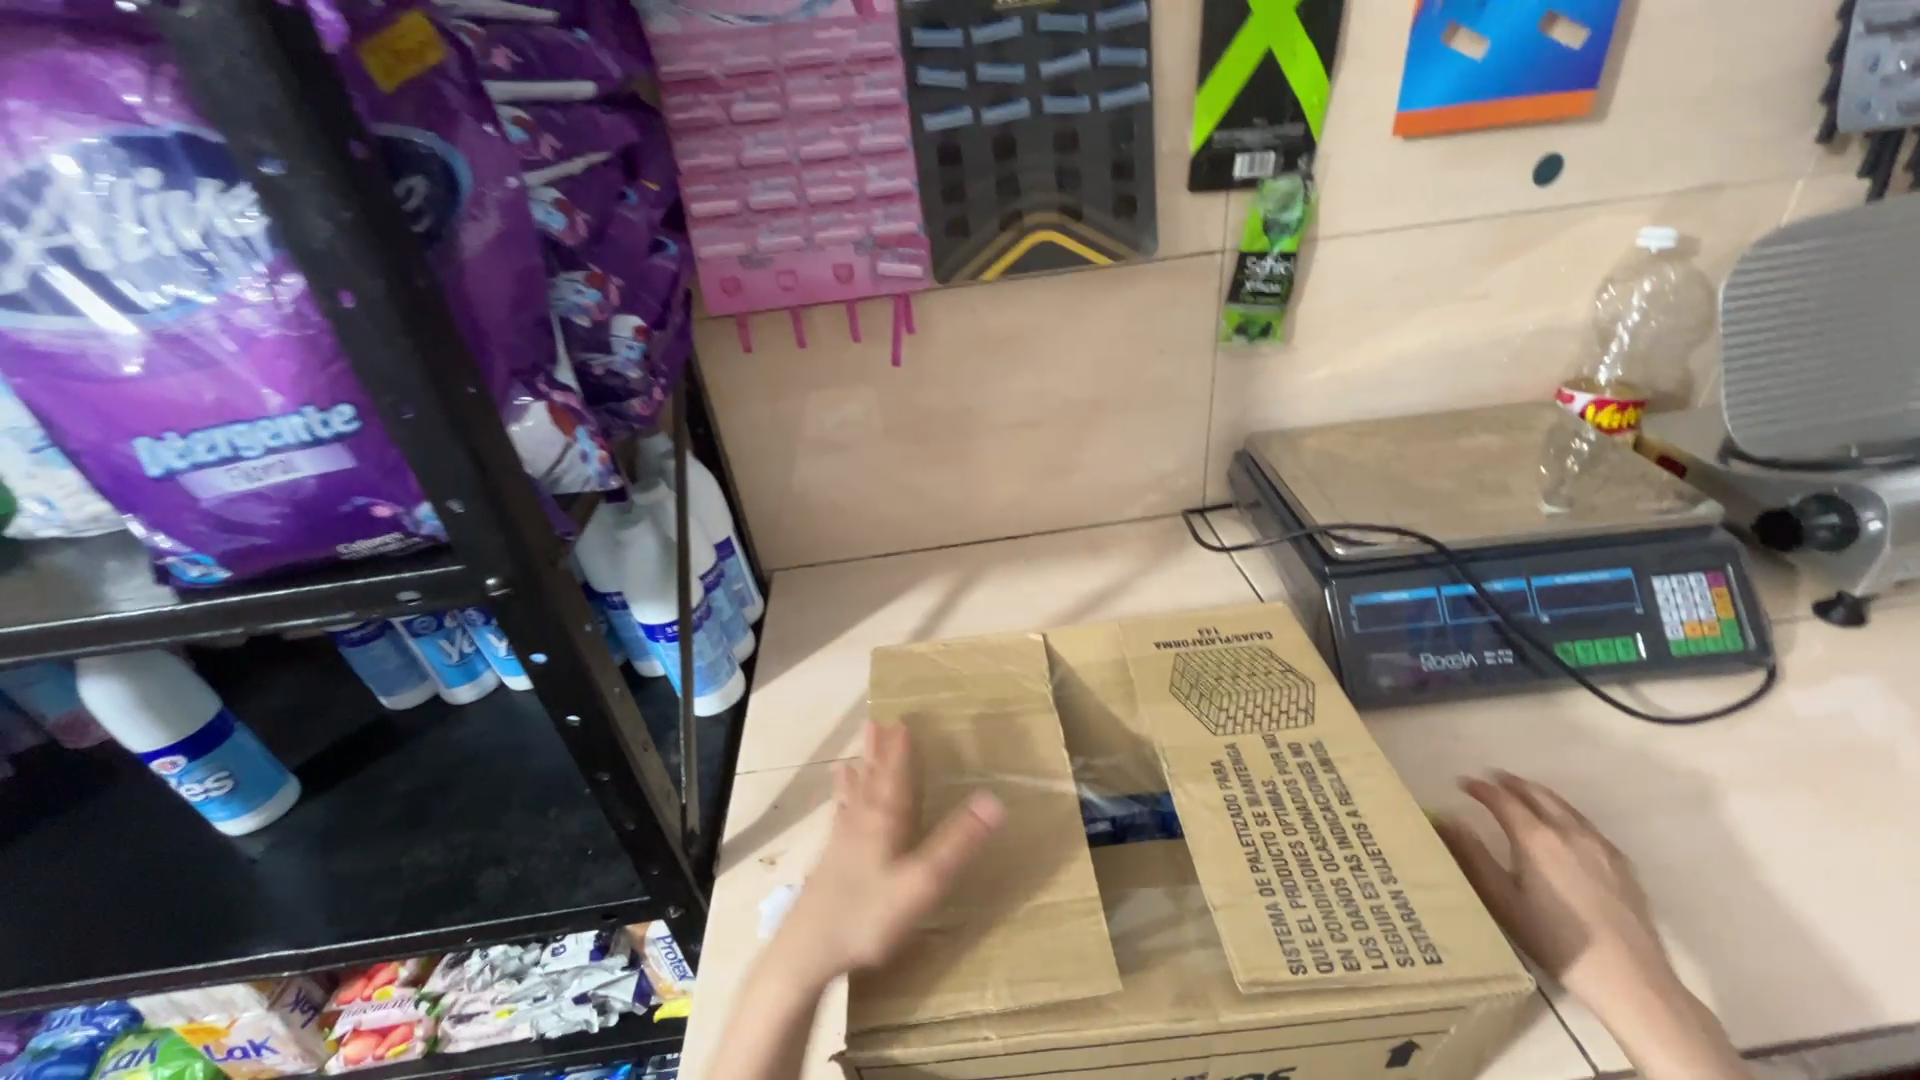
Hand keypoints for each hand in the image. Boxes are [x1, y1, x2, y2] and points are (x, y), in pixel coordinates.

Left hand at [769, 721, 1003, 986]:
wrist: (805, 953)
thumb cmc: (867, 916)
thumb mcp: (922, 883)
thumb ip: (957, 843)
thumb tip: (994, 801)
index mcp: (884, 821)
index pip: (895, 776)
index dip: (899, 750)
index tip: (901, 721)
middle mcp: (860, 823)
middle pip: (870, 780)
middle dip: (876, 753)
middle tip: (876, 723)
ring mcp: (841, 844)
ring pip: (852, 799)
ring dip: (857, 774)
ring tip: (852, 756)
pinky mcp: (829, 864)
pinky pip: (840, 820)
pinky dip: (841, 806)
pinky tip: (838, 810)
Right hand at [1434, 772, 1678, 1019]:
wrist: (1629, 977)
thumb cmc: (1553, 940)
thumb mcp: (1501, 900)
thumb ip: (1471, 856)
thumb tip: (1445, 819)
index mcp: (1536, 838)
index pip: (1502, 800)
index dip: (1480, 788)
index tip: (1462, 783)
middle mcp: (1569, 832)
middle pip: (1538, 794)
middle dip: (1511, 783)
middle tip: (1491, 780)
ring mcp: (1601, 847)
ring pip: (1565, 806)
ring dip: (1539, 794)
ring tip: (1522, 795)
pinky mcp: (1622, 864)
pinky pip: (1587, 825)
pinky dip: (1565, 814)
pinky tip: (1563, 828)